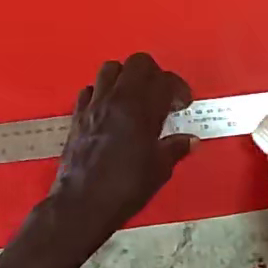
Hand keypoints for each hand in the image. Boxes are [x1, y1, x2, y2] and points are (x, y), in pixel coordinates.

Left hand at [46, 53, 195, 240]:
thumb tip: (189, 141)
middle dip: (154, 74)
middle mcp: (116, 100)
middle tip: (161, 94)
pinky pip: (89, 90)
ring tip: (135, 97)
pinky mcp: (77, 117)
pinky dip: (101, 93)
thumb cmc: (123, 187)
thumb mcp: (159, 169)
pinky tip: (109, 109)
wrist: (83, 203)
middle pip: (137, 63)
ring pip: (110, 69)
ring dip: (126, 77)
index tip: (183, 102)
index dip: (179, 88)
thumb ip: (175, 148)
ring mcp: (94, 106)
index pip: (165, 80)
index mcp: (141, 109)